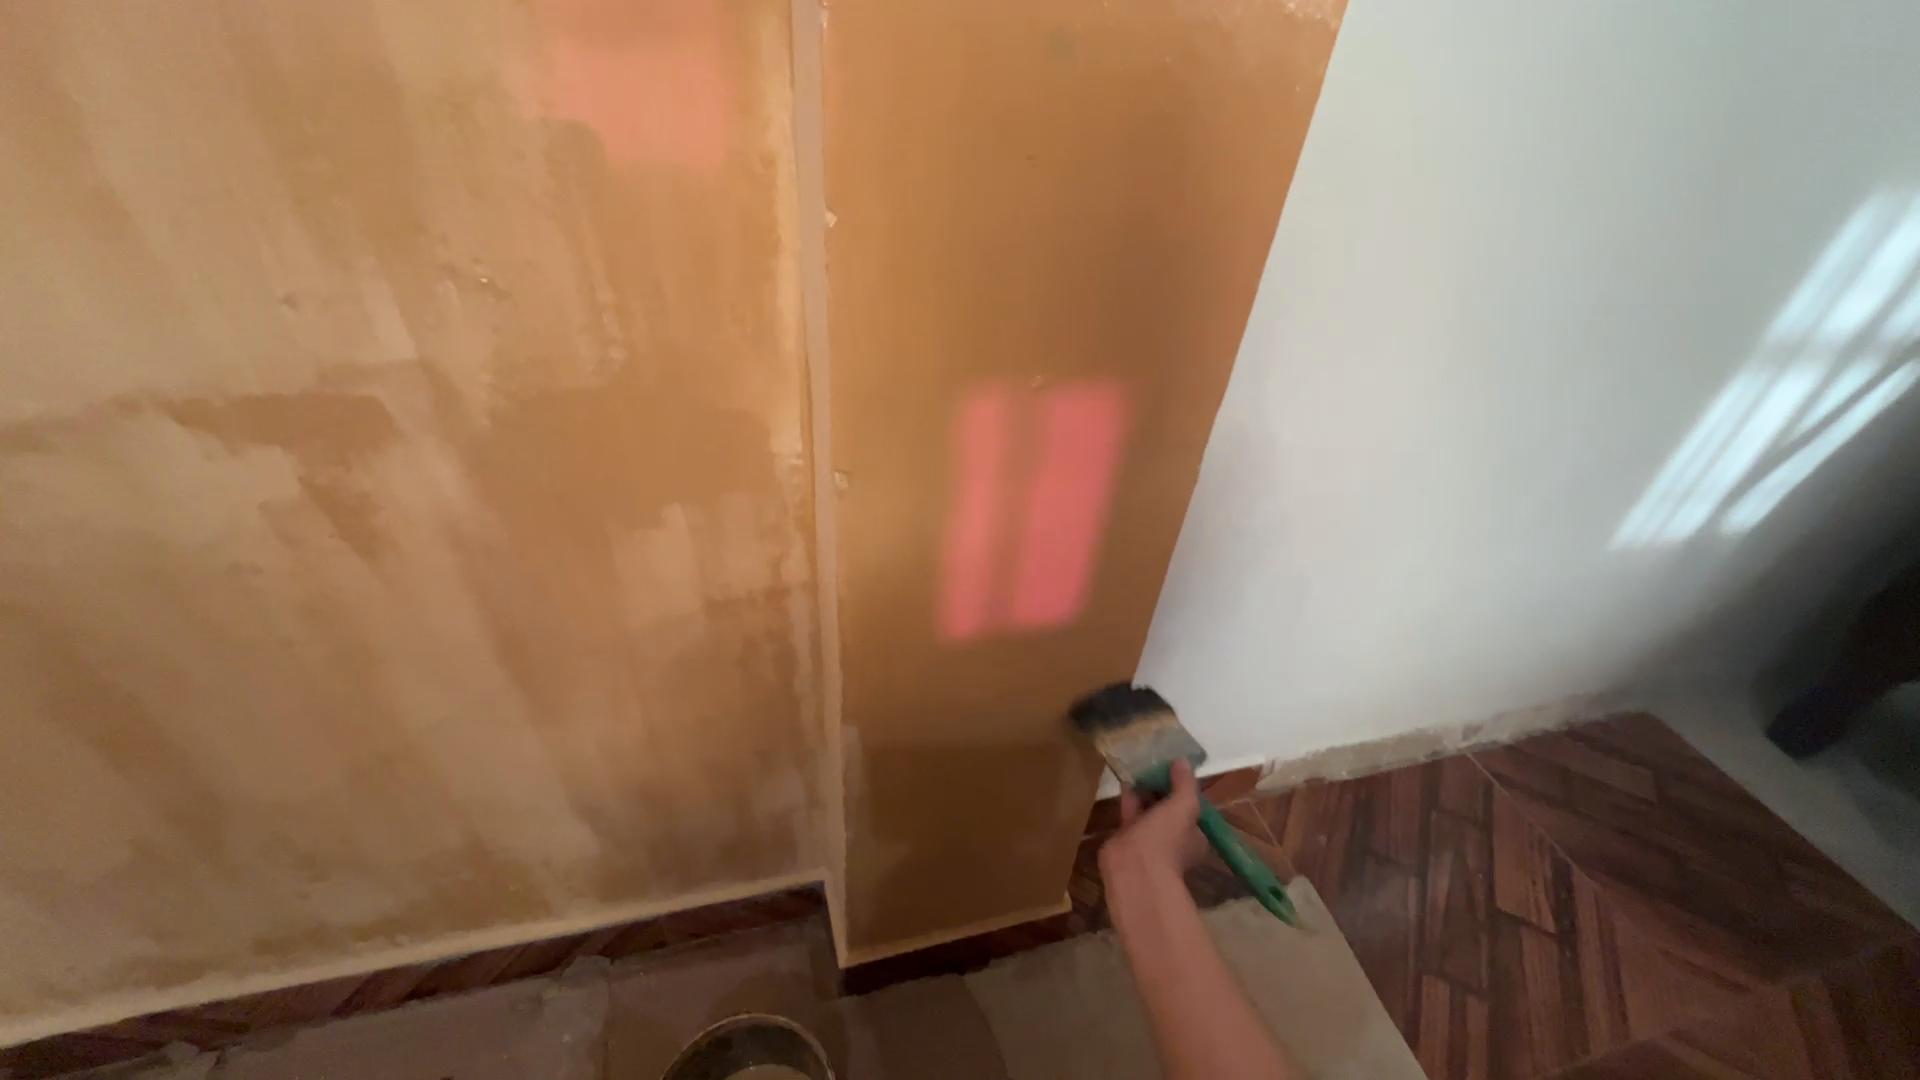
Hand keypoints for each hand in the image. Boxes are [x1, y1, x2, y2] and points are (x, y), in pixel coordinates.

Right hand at [1099, 760, 1209, 881]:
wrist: (1134, 867)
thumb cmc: (1167, 838)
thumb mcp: (1184, 806)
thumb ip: (1185, 783)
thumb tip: (1183, 761)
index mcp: (1194, 836)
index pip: (1193, 807)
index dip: (1185, 787)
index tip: (1176, 767)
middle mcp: (1174, 838)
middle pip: (1170, 807)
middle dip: (1163, 786)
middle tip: (1157, 761)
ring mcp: (1150, 838)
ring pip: (1149, 808)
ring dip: (1145, 789)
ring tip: (1140, 764)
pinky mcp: (1128, 837)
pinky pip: (1130, 811)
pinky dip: (1129, 796)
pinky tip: (1125, 778)